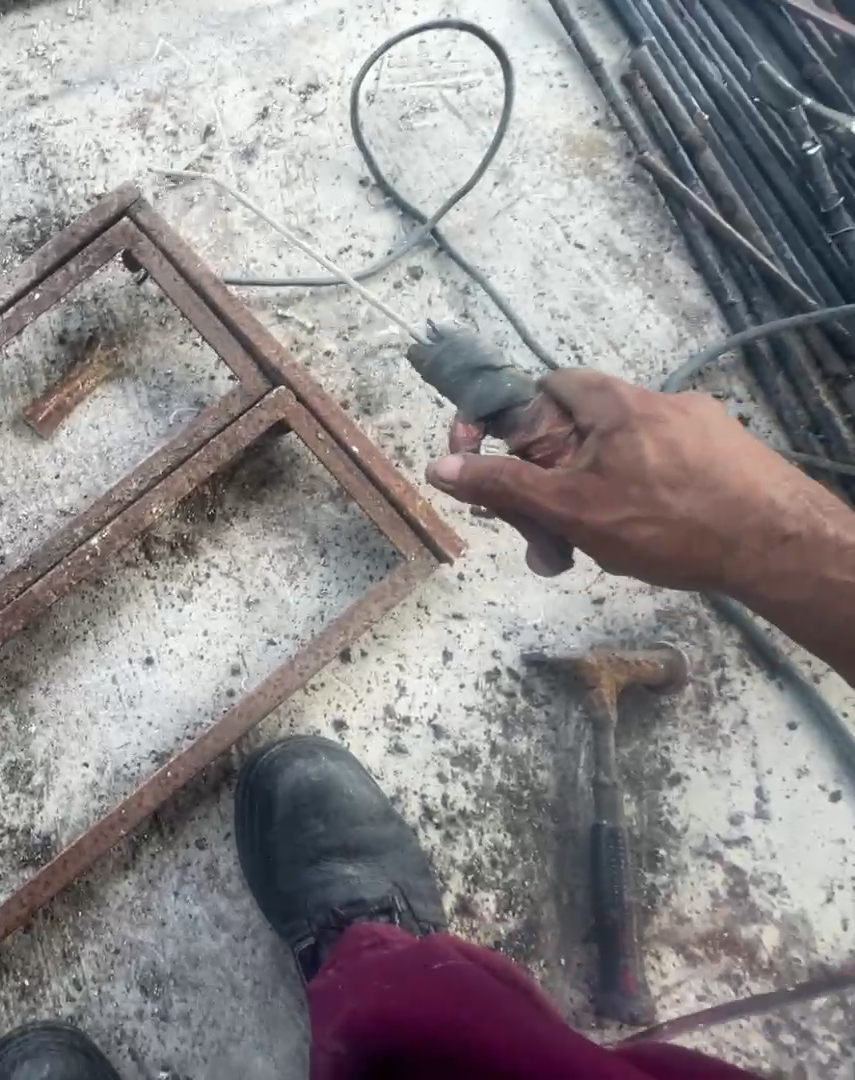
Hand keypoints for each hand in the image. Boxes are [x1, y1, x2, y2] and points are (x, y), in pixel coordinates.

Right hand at [422, 368, 845, 595]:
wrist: (794, 555)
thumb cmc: (670, 524)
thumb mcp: (567, 507)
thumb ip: (499, 483)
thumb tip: (436, 465)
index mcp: (618, 407)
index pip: (546, 383)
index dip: (503, 413)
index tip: (480, 453)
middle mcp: (659, 406)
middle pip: (570, 431)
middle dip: (536, 479)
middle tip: (527, 525)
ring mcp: (699, 432)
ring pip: (606, 459)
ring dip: (574, 500)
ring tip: (570, 550)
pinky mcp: (725, 459)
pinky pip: (647, 471)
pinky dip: (620, 500)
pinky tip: (622, 538)